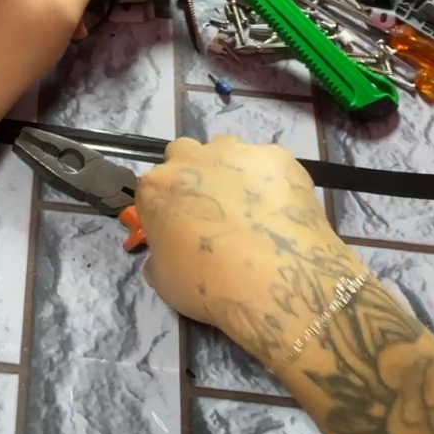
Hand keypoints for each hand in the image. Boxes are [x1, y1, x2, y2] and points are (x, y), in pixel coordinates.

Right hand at [134, 136, 365, 358]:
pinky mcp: (276, 155)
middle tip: (213, 207)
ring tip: (250, 204)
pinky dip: (270, 179)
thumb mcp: (164, 279)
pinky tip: (281, 207)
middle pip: (184, 153)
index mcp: (155, 187)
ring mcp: (235, 152)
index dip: (166, 204)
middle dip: (194, 173)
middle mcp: (189, 158)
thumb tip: (167, 252)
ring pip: (226, 149)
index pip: (153, 186)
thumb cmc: (209, 285)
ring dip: (230, 169)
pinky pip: (267, 162)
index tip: (180, 224)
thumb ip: (158, 256)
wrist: (276, 280)